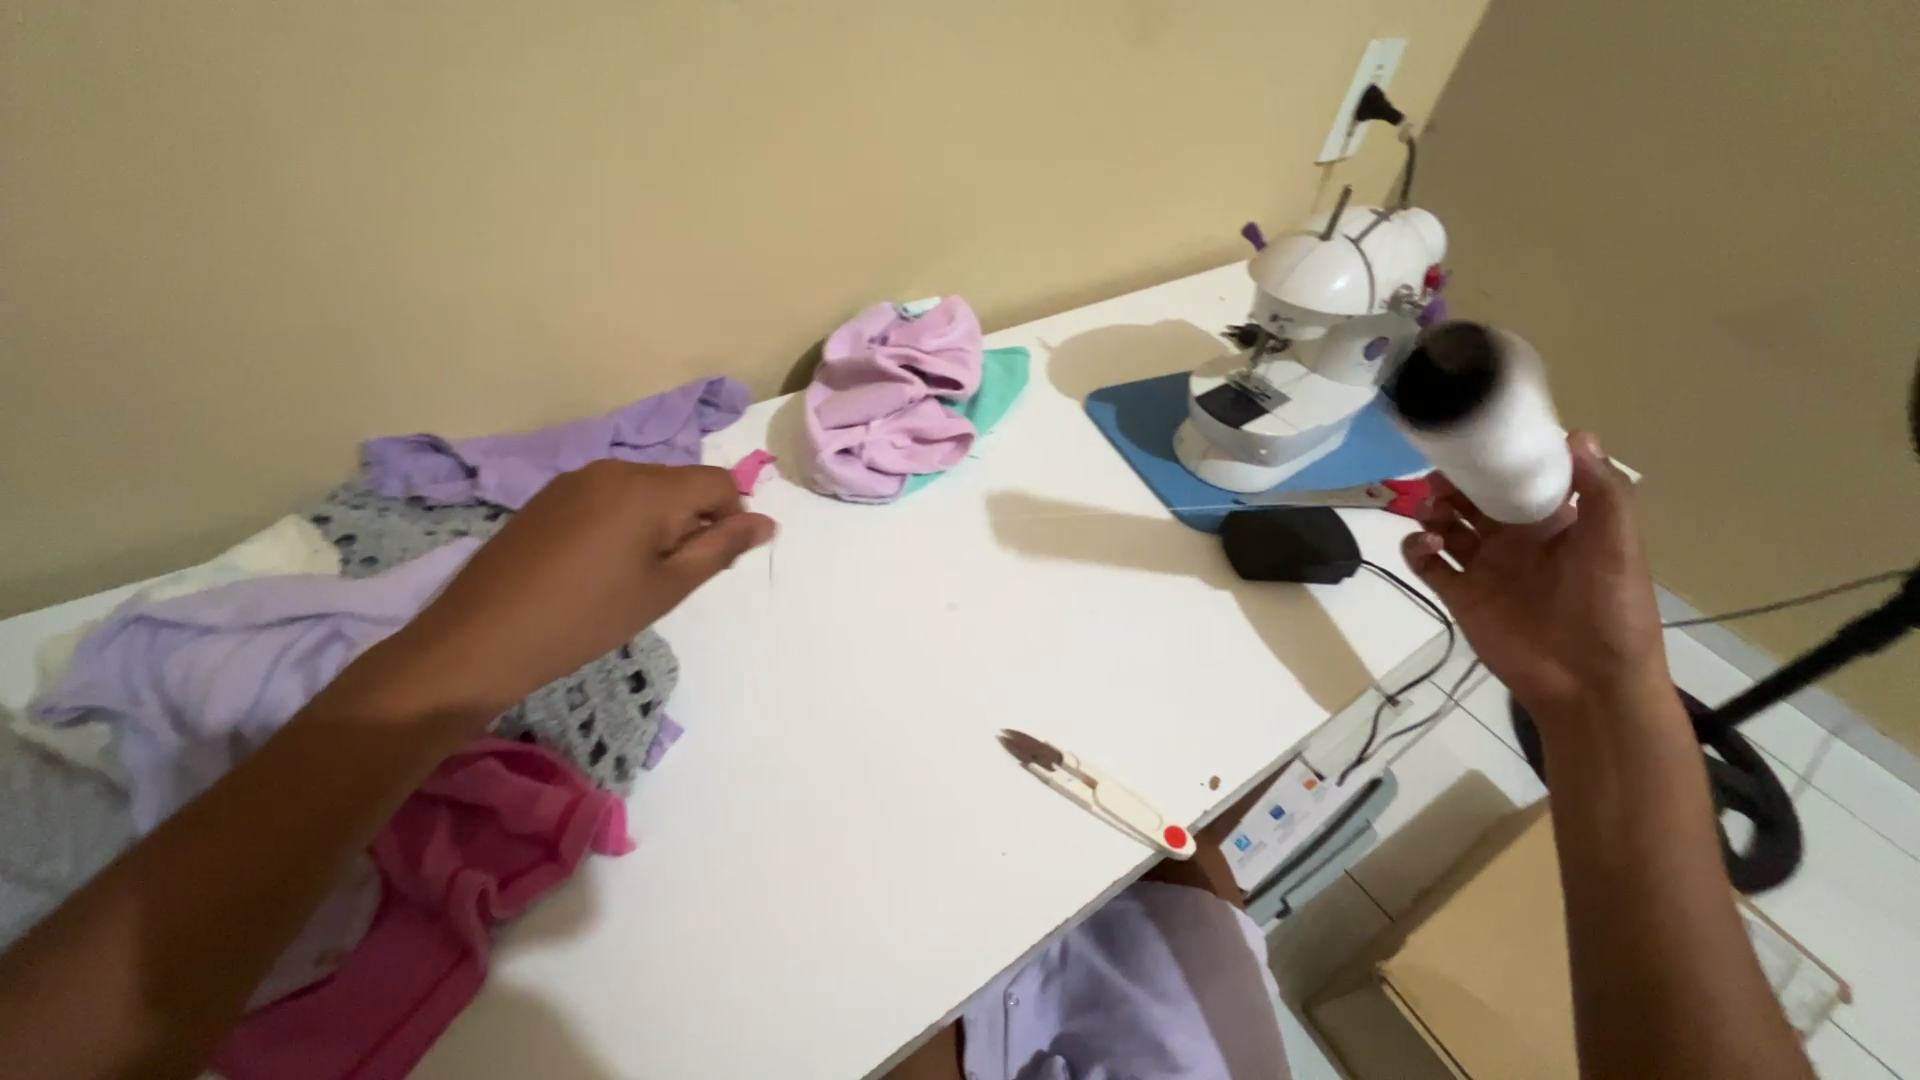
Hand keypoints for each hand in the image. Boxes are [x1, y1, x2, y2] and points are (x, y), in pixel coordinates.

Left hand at [330, 462, 774, 723]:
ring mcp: (576, 479)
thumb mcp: (667, 588)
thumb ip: (722, 548)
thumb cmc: (589, 618)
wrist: (481, 638)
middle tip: (670, 578)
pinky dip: (622, 522)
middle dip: (692, 521)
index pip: (719, 482)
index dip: (730, 519)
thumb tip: (766, 522)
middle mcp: (615, 468)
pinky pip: (608, 496)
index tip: (709, 564)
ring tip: (631, 575)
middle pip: (681, 483)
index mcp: (650, 488)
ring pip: (645, 490)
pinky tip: (597, 566)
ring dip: (657, 523)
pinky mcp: (548, 496)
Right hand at [1402, 433, 1669, 719]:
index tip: (1479, 444)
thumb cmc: (1610, 610)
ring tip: (1432, 514)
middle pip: (1474, 501)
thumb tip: (1576, 435)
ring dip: (1432, 512)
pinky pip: (1427, 564)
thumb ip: (1602, 492)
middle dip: (1455, 485)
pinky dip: (1416, 549)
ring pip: (1446, 527)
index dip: (1499, 462)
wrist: (1588, 682)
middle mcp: (1516, 541)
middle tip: (1441, 480)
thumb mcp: (1618, 546)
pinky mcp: (1459, 595)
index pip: (1520, 481)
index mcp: (1555, 524)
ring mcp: (1485, 568)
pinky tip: (1425, 546)